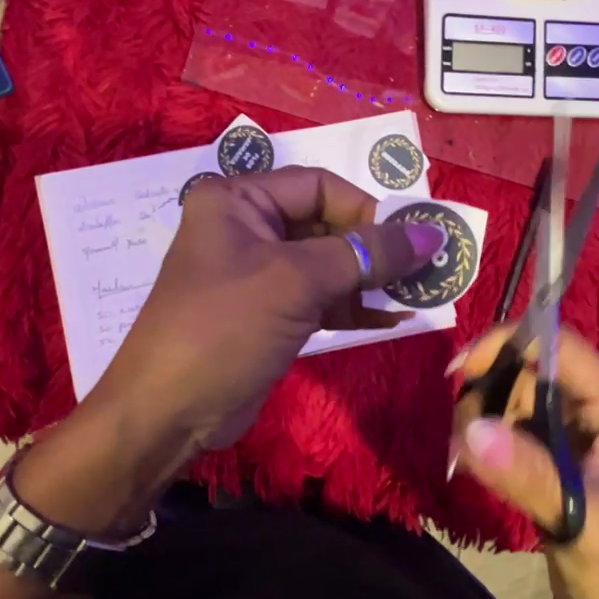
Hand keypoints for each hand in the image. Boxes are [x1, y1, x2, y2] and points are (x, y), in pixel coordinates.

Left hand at [94, 166, 446, 451]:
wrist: (167, 413)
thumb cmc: (224, 329)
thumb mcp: (296, 282)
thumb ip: (366, 254)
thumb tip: (431, 234)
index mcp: (237, 200)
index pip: (318, 185)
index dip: (366, 209)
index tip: (410, 239)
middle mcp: (247, 228)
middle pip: (326, 223)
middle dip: (374, 247)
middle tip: (424, 268)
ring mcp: (257, 273)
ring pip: (328, 263)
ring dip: (371, 279)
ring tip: (419, 294)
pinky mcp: (268, 314)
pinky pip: (321, 297)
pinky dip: (354, 305)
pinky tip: (394, 318)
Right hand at [450, 326, 598, 598]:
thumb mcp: (580, 522)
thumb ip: (530, 475)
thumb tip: (472, 430)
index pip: (557, 345)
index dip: (505, 345)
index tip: (458, 373)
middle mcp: (597, 405)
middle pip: (526, 367)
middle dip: (487, 392)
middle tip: (463, 437)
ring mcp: (574, 427)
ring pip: (512, 393)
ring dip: (481, 417)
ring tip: (466, 459)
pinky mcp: (554, 450)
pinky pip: (510, 422)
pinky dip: (486, 438)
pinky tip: (473, 466)